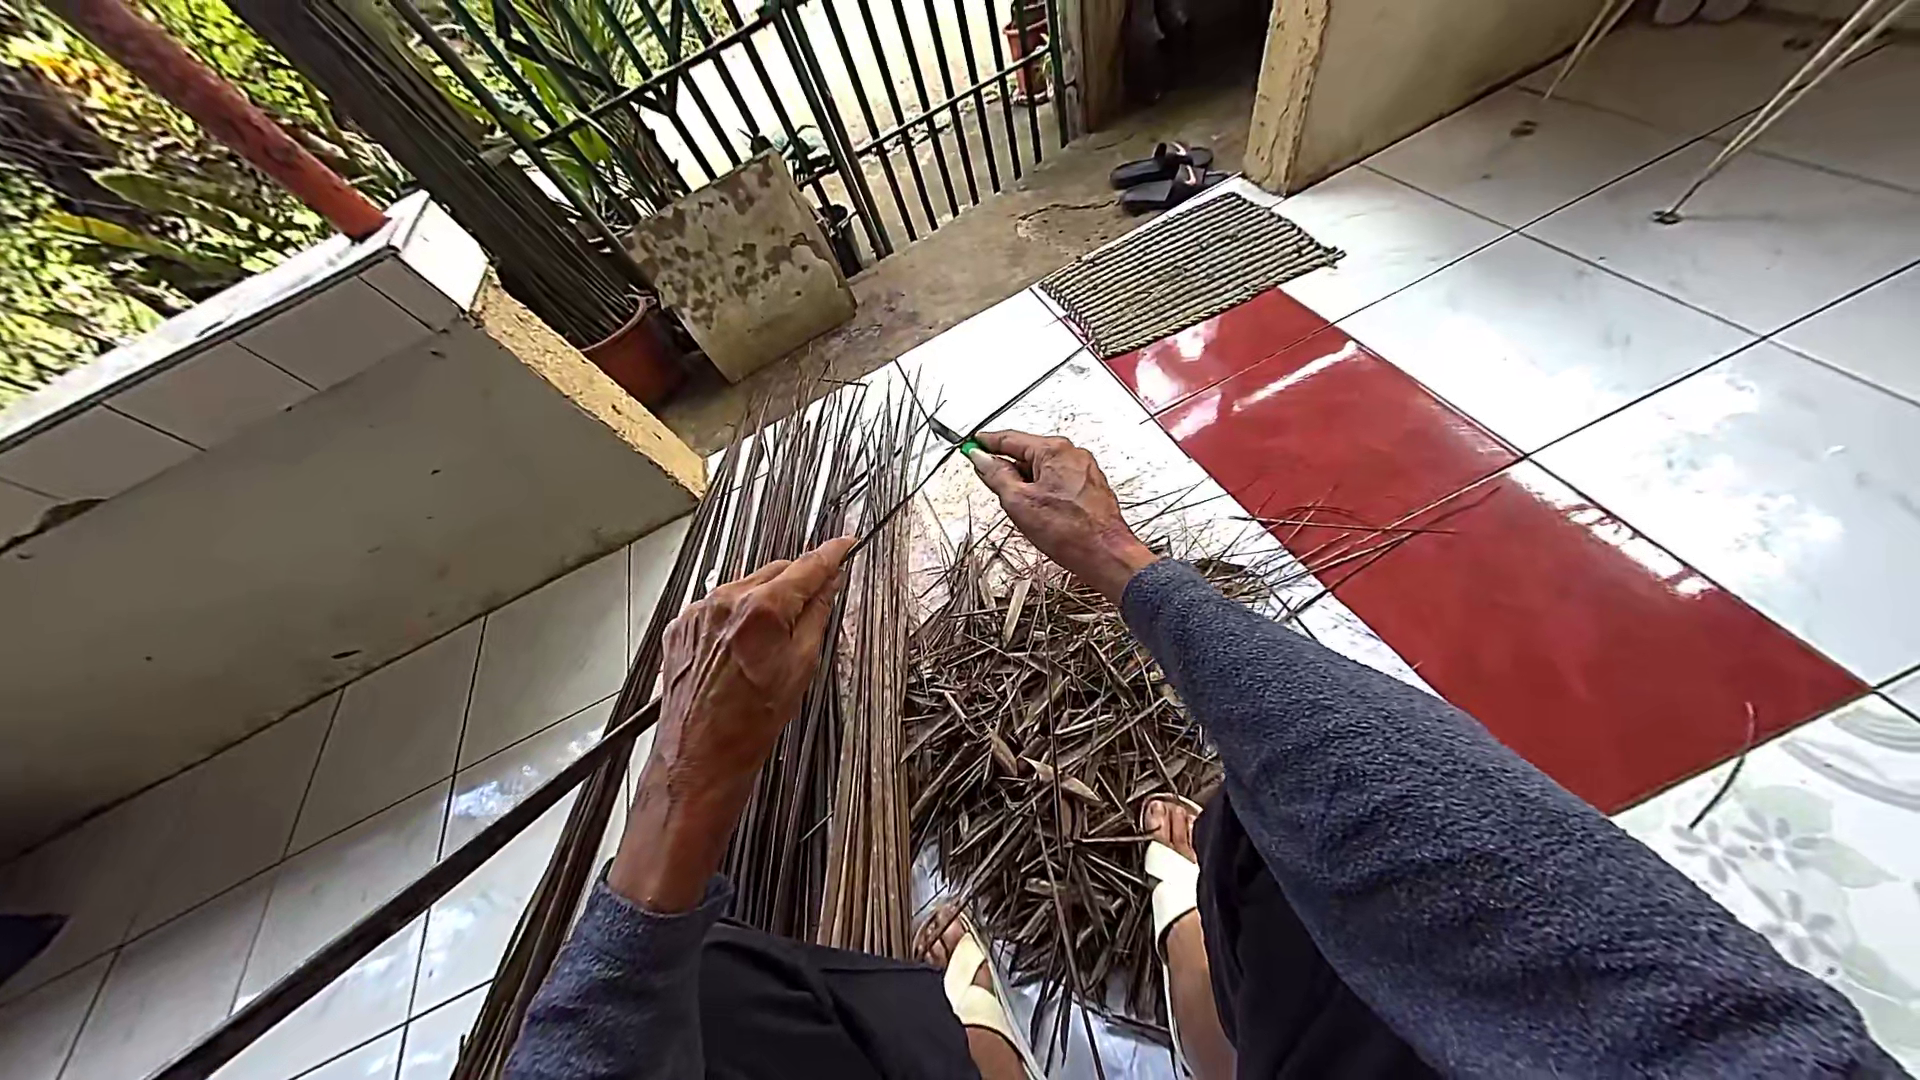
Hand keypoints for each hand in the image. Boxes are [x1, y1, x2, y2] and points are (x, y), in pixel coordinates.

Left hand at [610, 534, 855, 911]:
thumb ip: (816, 616)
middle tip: (818, 599)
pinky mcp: (681, 627)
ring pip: (747, 586)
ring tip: (775, 637)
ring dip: (767, 597)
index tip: (844, 544)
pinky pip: (720, 604)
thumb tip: (828, 586)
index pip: (806, 567)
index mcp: (760, 610)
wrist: (700, 756)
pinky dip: (739, 613)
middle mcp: (723, 603)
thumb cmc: (750, 723)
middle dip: (798, 581)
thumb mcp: (801, 666)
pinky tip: (746, 643)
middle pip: (775, 572)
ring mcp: (698, 614)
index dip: (831, 554)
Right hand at [967, 430, 1158, 603]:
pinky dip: (1041, 489)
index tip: (973, 444)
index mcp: (1054, 450)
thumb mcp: (1018, 502)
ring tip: (1015, 505)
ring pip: (1043, 468)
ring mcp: (1083, 470)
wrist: (1105, 554)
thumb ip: (996, 476)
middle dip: (1006, 466)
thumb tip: (982, 459)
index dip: (987, 442)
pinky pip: (1057, 480)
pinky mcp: (1089, 487)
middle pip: (1028, 453)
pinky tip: (1036, 509)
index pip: (1011, 438)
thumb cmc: (1071, 532)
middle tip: (987, 477)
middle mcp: (1072, 454)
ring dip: (1025, 481)